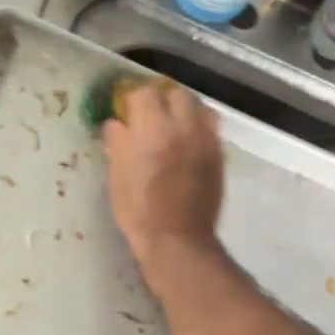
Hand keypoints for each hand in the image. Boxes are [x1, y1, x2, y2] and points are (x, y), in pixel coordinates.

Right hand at [101, 84, 223, 263]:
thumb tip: (116, 124)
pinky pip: (212, 127)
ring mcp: (205, 139)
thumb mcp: (118, 180)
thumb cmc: (140, 213)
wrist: (179, 240)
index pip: (144, 93)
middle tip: (151, 119)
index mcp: (152, 130)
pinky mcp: (219, 155)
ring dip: (185, 111)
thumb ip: (118, 146)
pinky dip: (200, 127)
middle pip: (175, 94)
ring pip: (198, 107)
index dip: (133, 101)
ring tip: (175, 128)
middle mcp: (182, 127)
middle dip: (162, 101)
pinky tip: (190, 144)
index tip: (128, 114)